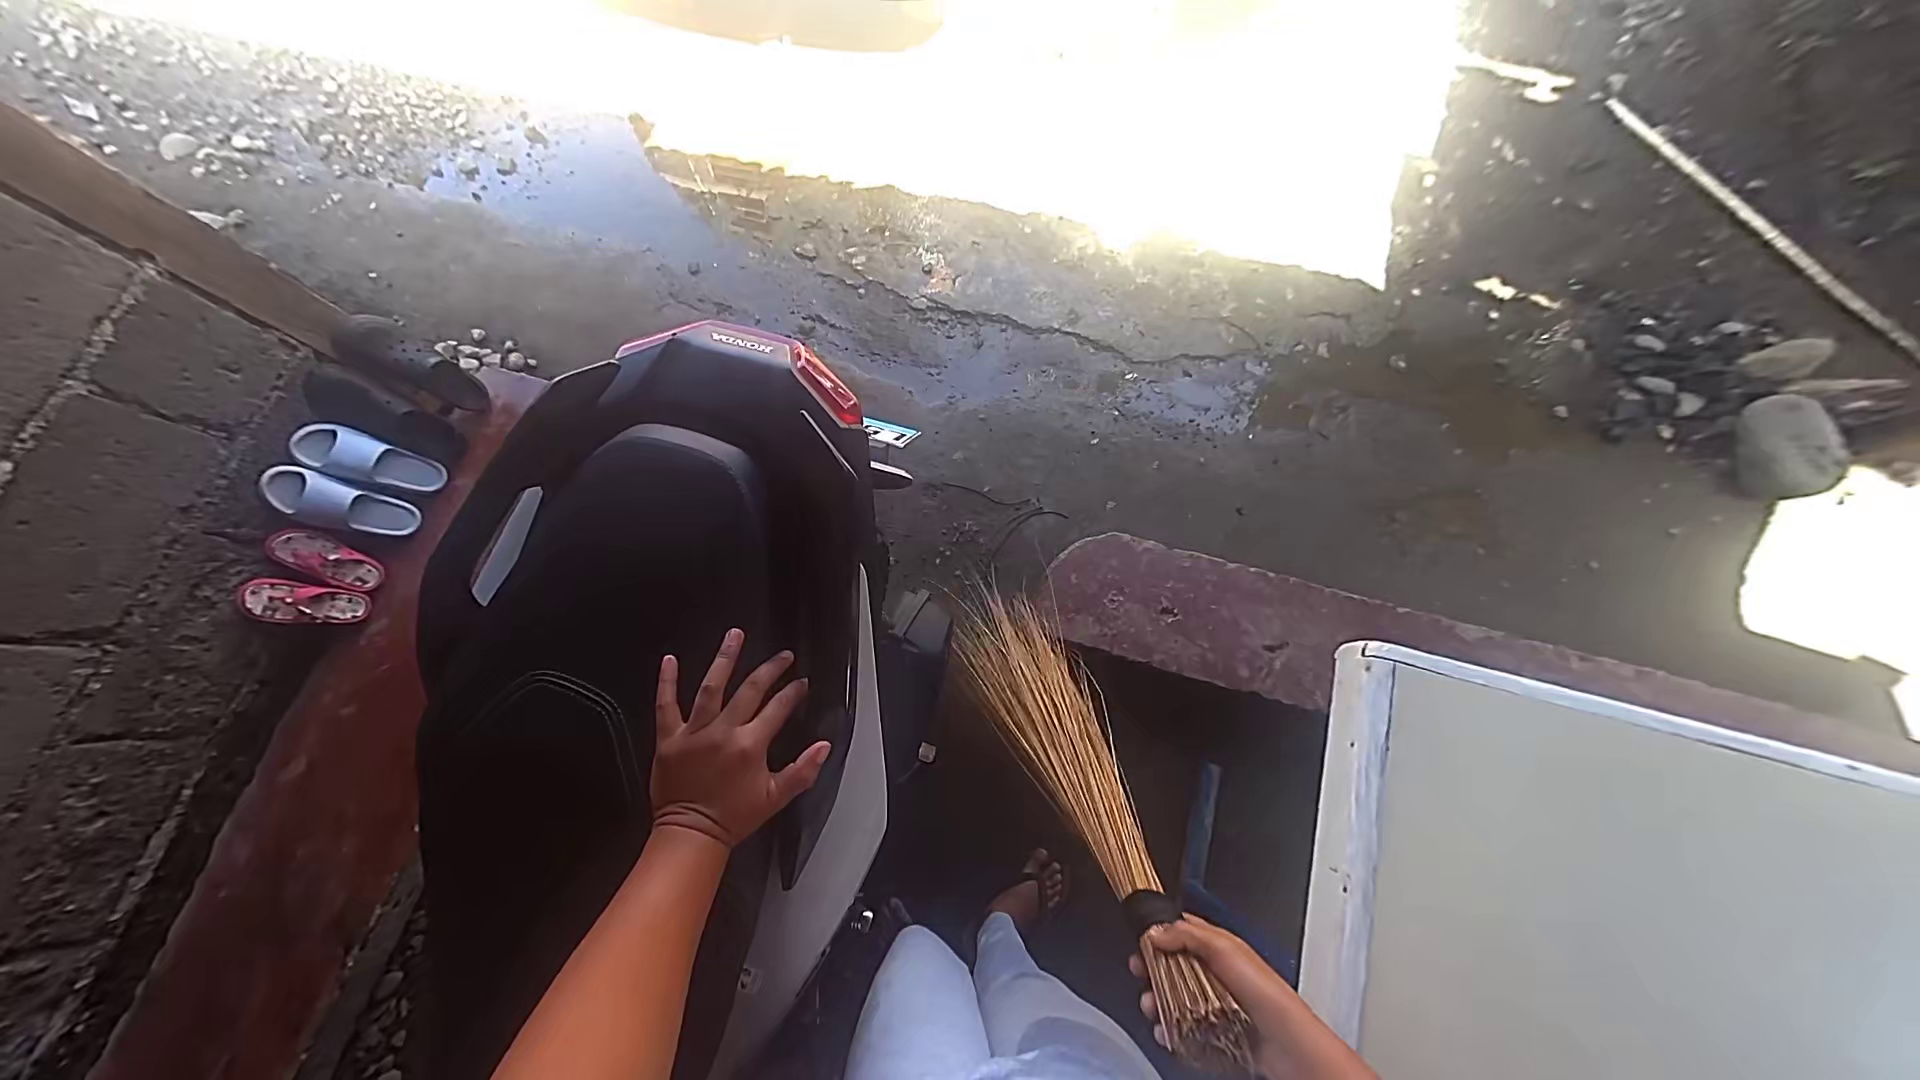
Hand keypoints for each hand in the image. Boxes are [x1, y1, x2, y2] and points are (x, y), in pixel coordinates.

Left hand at [651, 628, 830, 848]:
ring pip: (711, 686)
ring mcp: (694, 732)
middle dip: (770, 669)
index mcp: (750, 745)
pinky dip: (667, 681)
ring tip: (735, 635)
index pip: (777, 708)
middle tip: (783, 655)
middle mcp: (723, 732)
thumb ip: (803, 770)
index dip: (793, 693)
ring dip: (725, 658)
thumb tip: (824, 746)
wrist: (690, 836)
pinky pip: (666, 705)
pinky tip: (670, 659)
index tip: (800, 683)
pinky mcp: (669, 739)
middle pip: (750, 689)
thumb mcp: (775, 797)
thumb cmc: (733, 818)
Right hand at [1132, 915, 1375, 1079]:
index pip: (1181, 930)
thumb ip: (1187, 934)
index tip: (1141, 940)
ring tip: (1151, 1006)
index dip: (1159, 932)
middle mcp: (1216, 971)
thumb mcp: (1223, 948)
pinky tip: (1166, 1031)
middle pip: (1173, 964)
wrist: (1290, 1046)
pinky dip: (1172, 1029)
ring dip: (1158, 999)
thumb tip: (1156, 931)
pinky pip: (1186, 1026)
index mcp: (1218, 946)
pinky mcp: (1217, 1031)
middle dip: (1152, 968)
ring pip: (1176, 996)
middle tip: (1140, 973)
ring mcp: (1216, 1002)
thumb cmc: (1266, 993)